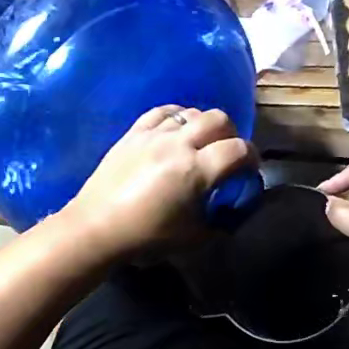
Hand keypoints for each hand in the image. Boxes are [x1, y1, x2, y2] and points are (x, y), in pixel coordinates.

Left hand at [59, 105, 255, 260]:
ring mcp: (154, 135)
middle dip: (232, 134)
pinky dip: (178, 117)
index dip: (252, 158)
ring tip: (202, 143)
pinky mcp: (134, 133)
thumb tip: (235, 207)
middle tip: (228, 154)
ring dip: (204, 125)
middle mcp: (178, 145)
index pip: (239, 149)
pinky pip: (163, 111)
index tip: (250, 170)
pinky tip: (178, 130)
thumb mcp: (195, 237)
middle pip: (218, 119)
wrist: (96, 228)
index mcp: (196, 171)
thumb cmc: (147, 237)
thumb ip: (221, 219)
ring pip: (192, 112)